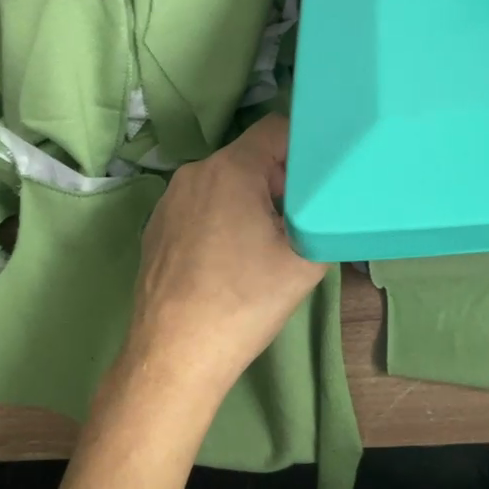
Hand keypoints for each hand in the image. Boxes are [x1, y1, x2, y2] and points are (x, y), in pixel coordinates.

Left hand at [126, 113, 325, 390]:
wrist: (174, 361)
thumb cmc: (244, 302)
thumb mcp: (305, 260)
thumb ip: (326, 220)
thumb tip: (332, 208)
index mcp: (232, 169)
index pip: (276, 128)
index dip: (304, 145)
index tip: (319, 176)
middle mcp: (196, 173)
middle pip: (250, 157)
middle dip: (279, 181)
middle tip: (299, 220)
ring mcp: (169, 201)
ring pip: (225, 183)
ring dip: (250, 201)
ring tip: (265, 245)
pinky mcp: (155, 229)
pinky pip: (200, 206)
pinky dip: (221, 220)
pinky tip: (229, 261)